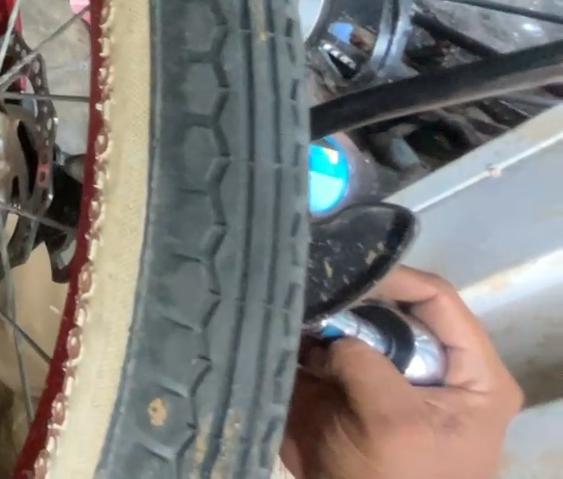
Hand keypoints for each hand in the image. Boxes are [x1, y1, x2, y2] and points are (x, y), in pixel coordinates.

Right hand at [281, 266, 521, 478]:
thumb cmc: (396, 478)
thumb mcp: (397, 425)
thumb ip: (368, 365)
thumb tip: (326, 328)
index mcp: (469, 374)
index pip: (437, 299)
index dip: (391, 277)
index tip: (339, 273)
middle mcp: (423, 360)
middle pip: (382, 300)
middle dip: (341, 290)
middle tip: (299, 283)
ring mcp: (375, 365)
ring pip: (340, 311)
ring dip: (310, 305)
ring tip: (277, 297)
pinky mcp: (331, 371)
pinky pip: (308, 331)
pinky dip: (287, 321)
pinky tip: (264, 314)